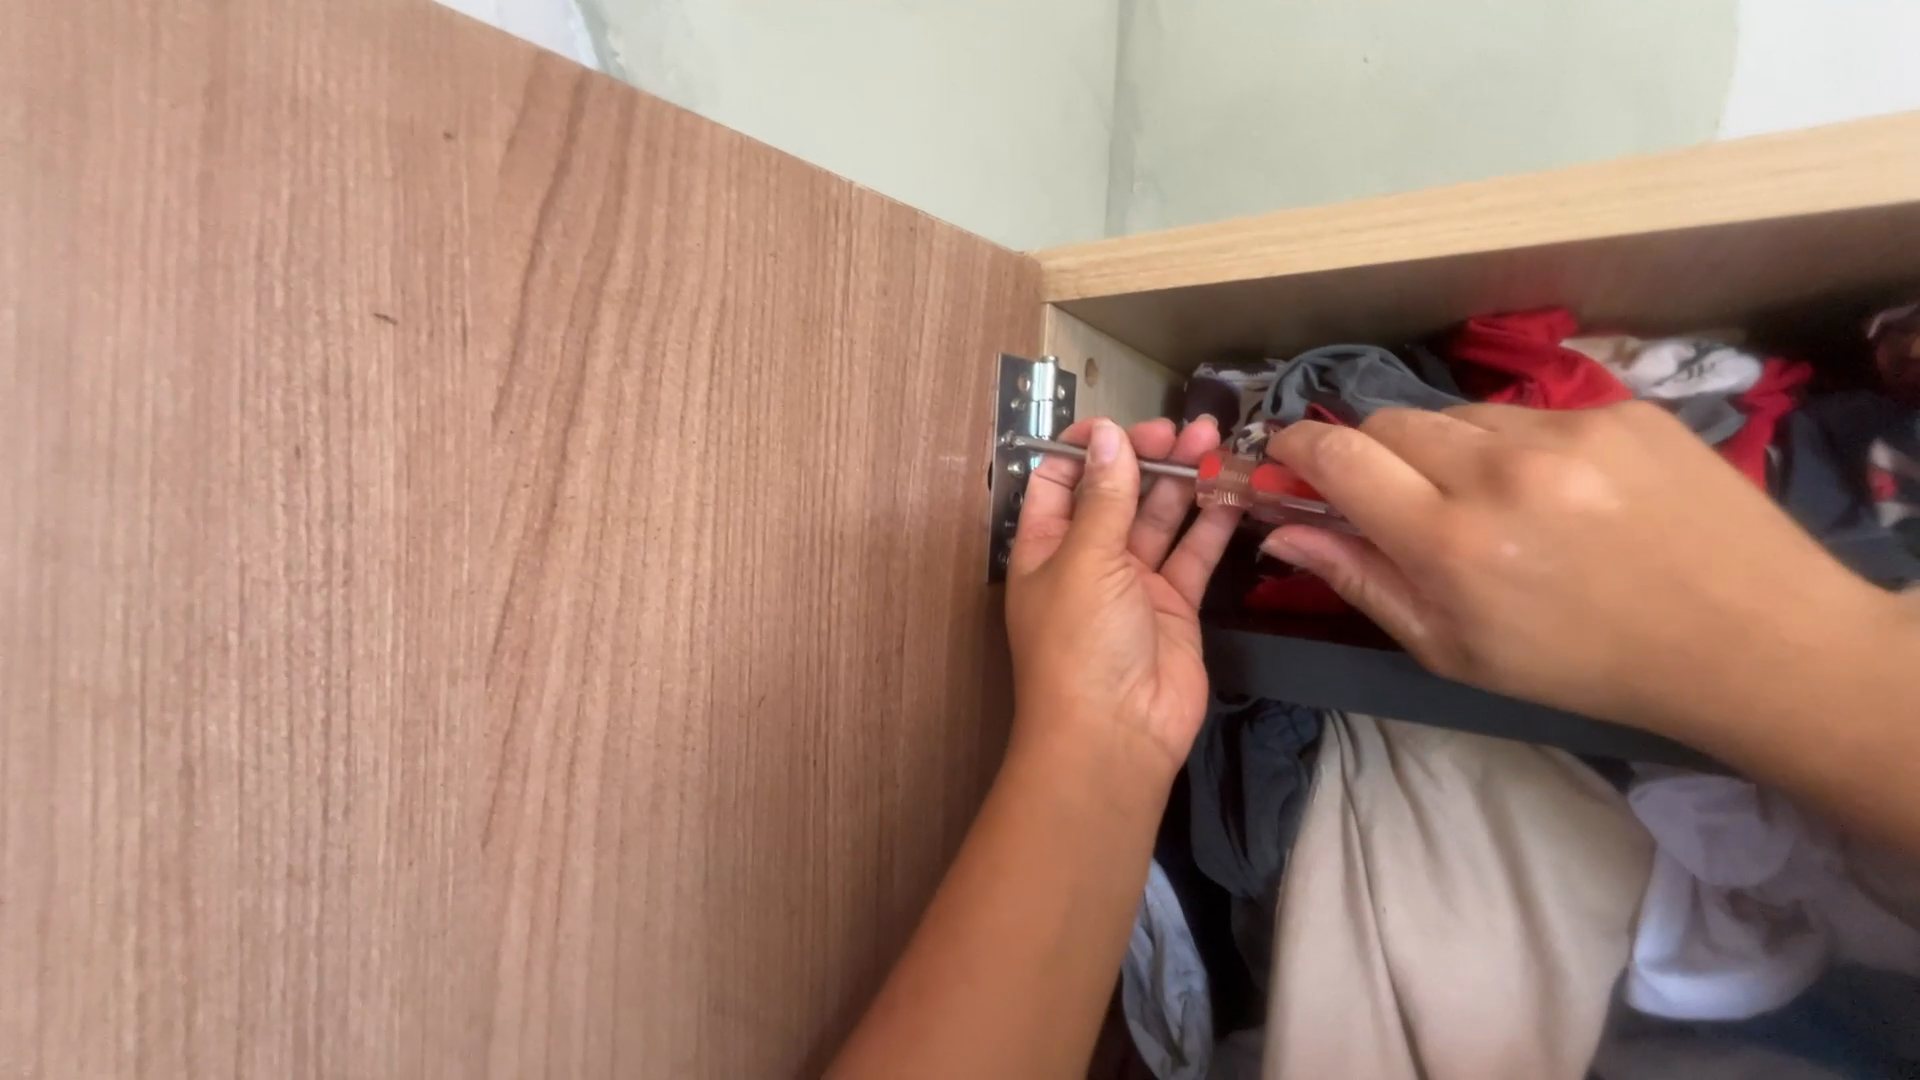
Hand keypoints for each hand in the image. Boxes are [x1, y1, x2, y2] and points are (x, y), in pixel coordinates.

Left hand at [1005, 416, 1241, 780]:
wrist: (1116, 734)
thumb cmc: (1079, 643)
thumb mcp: (1084, 560)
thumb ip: (1103, 497)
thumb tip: (1106, 435)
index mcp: (1045, 545)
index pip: (1058, 480)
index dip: (1084, 447)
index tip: (1119, 422)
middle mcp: (1086, 558)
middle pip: (1116, 493)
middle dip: (1146, 457)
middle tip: (1183, 429)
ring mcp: (1133, 582)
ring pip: (1159, 518)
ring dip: (1183, 481)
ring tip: (1215, 441)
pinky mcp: (1174, 605)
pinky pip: (1193, 554)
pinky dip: (1212, 524)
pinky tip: (1233, 490)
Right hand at [1261, 402, 1911, 733]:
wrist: (1753, 643)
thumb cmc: (1576, 662)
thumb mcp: (1447, 645)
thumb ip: (1356, 577)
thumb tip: (1281, 531)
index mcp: (1449, 540)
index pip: (1338, 457)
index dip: (1295, 448)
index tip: (1282, 457)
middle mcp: (1500, 471)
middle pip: (1384, 422)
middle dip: (1366, 453)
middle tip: (1389, 494)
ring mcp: (1566, 431)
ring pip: (1452, 416)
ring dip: (1440, 450)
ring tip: (1485, 500)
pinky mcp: (1620, 410)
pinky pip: (1523, 414)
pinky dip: (1509, 446)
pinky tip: (1553, 490)